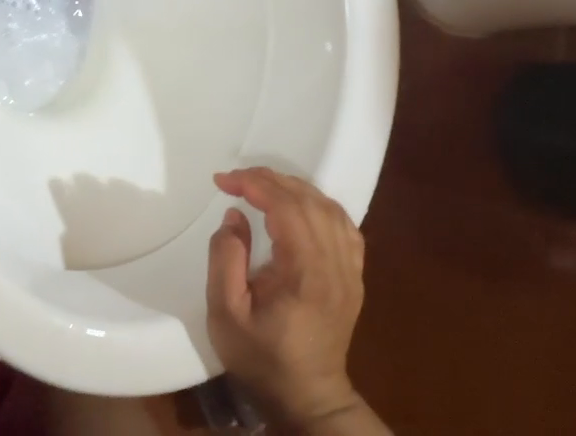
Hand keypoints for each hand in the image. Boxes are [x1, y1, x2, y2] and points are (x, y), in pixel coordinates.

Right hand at [206, 168, 367, 429]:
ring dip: (294, 188)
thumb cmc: (260, 357)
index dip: (254, 185)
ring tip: (260, 185)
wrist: (308, 397)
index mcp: (306, 275)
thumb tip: (235, 216)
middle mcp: (336, 268)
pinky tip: (296, 206)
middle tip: (234, 178)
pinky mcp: (353, 279)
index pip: (287, 209)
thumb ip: (226, 257)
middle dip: (270, 180)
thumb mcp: (225, 311)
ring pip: (331, 210)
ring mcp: (350, 273)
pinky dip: (318, 206)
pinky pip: (344, 228)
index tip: (222, 181)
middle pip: (310, 203)